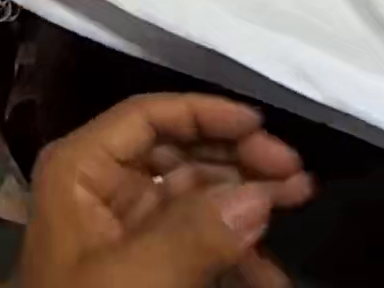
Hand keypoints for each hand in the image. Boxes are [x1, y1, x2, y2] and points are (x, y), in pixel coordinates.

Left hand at [18, 93, 315, 287]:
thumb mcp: (135, 278)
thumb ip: (196, 232)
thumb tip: (261, 194)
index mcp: (83, 166)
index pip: (147, 115)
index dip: (204, 112)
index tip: (260, 123)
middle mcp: (104, 182)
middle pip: (177, 150)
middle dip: (236, 157)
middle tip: (294, 171)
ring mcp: (127, 224)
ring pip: (194, 191)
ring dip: (246, 197)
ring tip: (300, 197)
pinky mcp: (148, 264)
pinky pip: (197, 239)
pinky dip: (234, 249)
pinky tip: (271, 269)